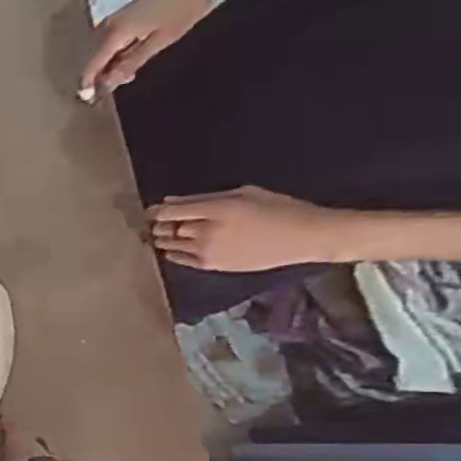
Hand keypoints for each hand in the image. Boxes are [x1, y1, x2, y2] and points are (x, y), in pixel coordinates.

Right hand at [80, 0, 238, 95]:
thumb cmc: (185, 6)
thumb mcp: (162, 40)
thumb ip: (131, 63)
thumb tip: (107, 83)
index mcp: (113, 34)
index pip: (91, 67)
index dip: (88, 85)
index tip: (91, 99)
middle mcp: (106, 27)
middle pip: (95, 60)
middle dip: (104, 74)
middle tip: (124, 81)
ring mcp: (114, 20)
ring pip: (103, 51)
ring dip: (112, 63)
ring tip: (132, 68)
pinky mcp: (123, 16)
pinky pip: (112, 42)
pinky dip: (118, 52)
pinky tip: (134, 53)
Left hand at [148, 186, 350, 270]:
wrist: (308, 237)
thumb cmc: (281, 209)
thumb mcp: (246, 194)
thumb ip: (203, 198)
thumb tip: (168, 201)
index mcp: (218, 210)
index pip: (169, 212)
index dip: (155, 212)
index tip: (152, 211)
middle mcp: (207, 231)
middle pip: (166, 229)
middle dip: (160, 225)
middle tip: (160, 223)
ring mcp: (207, 250)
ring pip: (168, 245)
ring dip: (164, 238)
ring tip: (169, 234)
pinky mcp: (209, 265)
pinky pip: (177, 259)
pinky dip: (172, 252)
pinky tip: (177, 247)